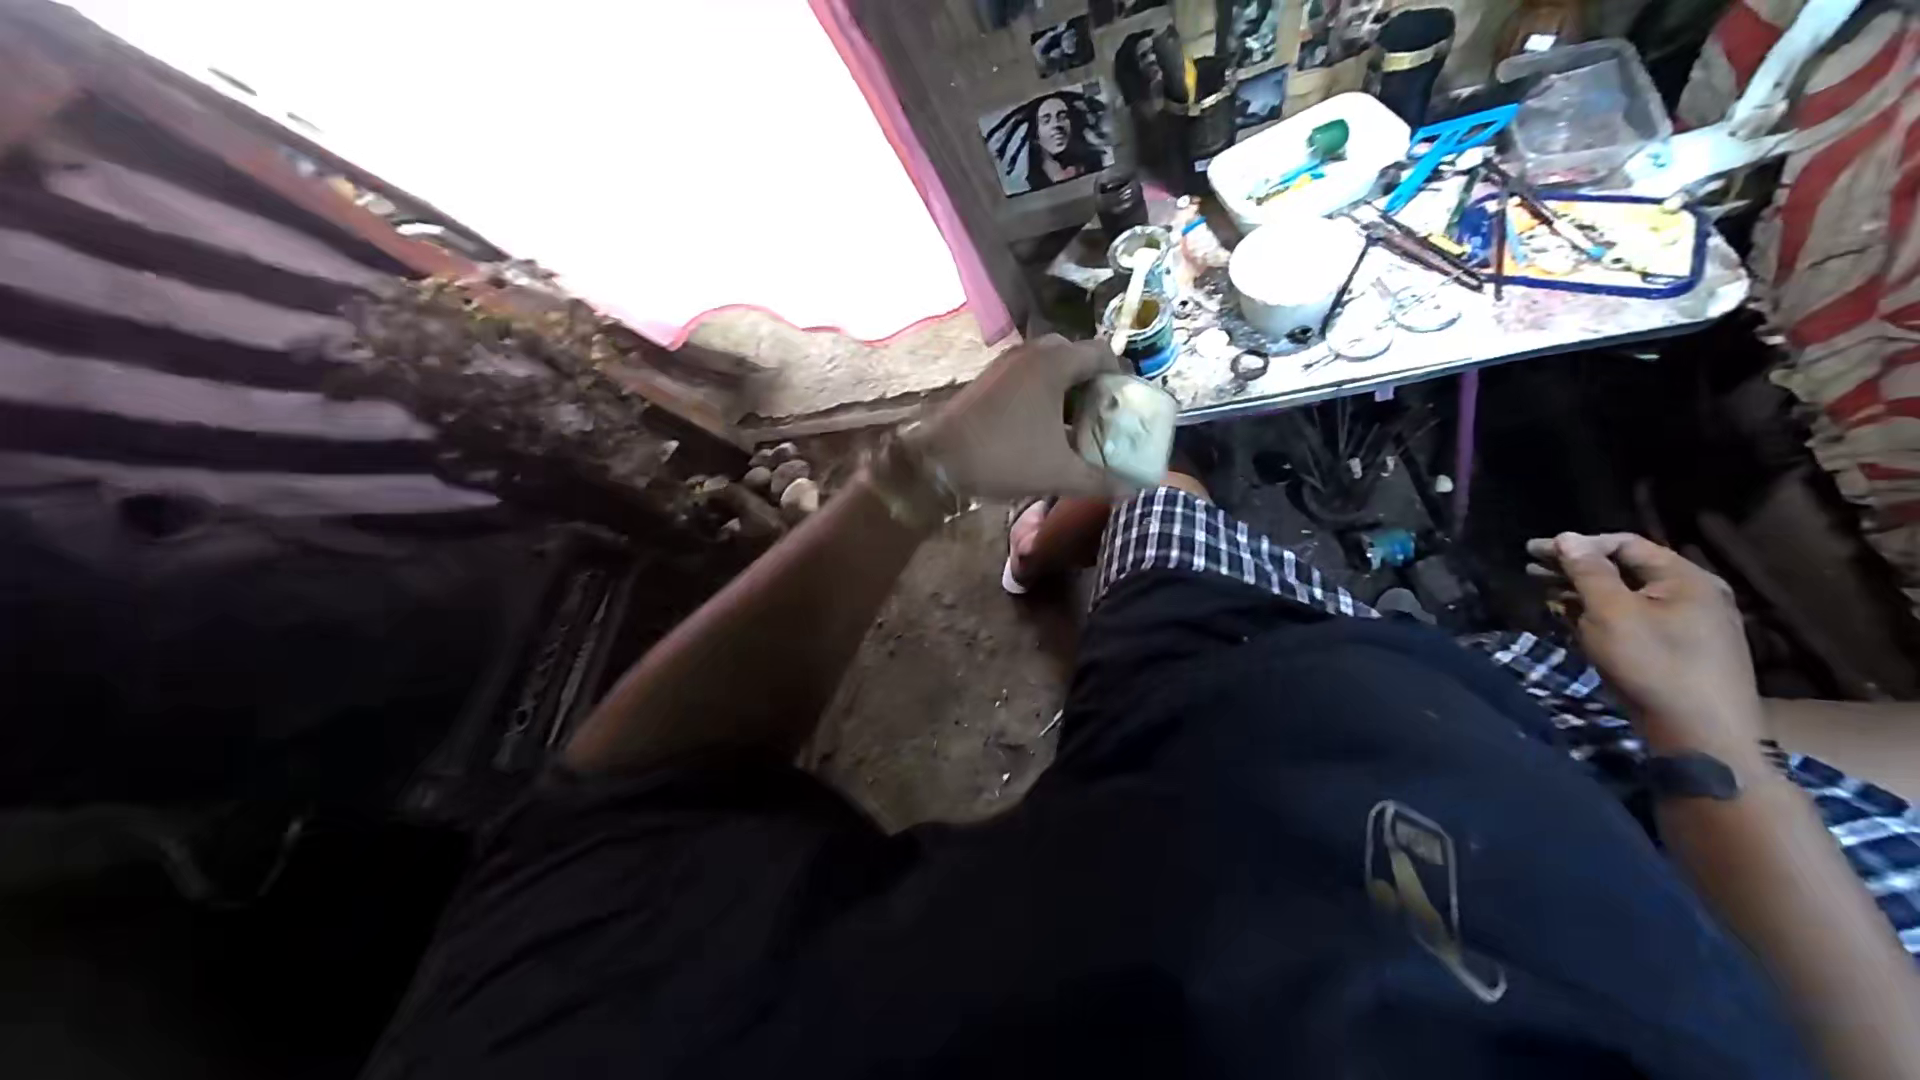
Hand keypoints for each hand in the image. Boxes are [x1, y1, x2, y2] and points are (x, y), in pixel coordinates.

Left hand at [906, 335, 1120, 499]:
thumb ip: (1099, 480)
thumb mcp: (1058, 473)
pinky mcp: (989, 378)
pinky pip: (1027, 375)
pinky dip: (1043, 392)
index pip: (1102, 353)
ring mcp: (1005, 363)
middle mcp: (1030, 353)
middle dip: (1093, 381)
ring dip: (1067, 388)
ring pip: (1048, 365)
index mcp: (1053, 363)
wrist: (937, 461)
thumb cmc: (1003, 458)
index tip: (1129, 401)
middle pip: (1075, 355)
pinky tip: (1045, 425)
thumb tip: (1132, 490)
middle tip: (1104, 411)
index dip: (1122, 375)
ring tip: (1079, 421)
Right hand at [1530, 532, 1763, 757]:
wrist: (1700, 730)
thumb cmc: (1652, 662)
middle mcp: (1692, 593)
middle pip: (1625, 567)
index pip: (1625, 544)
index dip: (1578, 544)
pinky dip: (1598, 609)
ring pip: (1626, 593)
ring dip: (1582, 587)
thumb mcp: (1611, 613)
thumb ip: (1588, 572)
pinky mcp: (1677, 645)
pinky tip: (1572, 613)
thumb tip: (1567, 538)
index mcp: (1685, 578)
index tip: (1536, 551)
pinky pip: (1632, 615)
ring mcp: (1687, 621)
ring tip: (1543, 588)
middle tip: (1531, 566)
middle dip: (1575, 565)